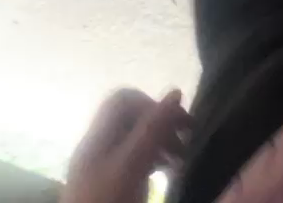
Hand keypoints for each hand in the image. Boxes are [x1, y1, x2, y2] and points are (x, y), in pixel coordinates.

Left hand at [62, 88, 188, 202]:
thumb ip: (152, 129)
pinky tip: (166, 175)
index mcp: (97, 139)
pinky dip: (153, 161)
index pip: (124, 99)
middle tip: (186, 140)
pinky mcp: (109, 191)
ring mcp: (101, 172)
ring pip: (134, 141)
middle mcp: (97, 150)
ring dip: (160, 143)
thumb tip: (176, 92)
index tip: (176, 124)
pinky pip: (133, 162)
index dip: (152, 103)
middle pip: (130, 119)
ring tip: (180, 160)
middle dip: (161, 124)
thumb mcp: (131, 165)